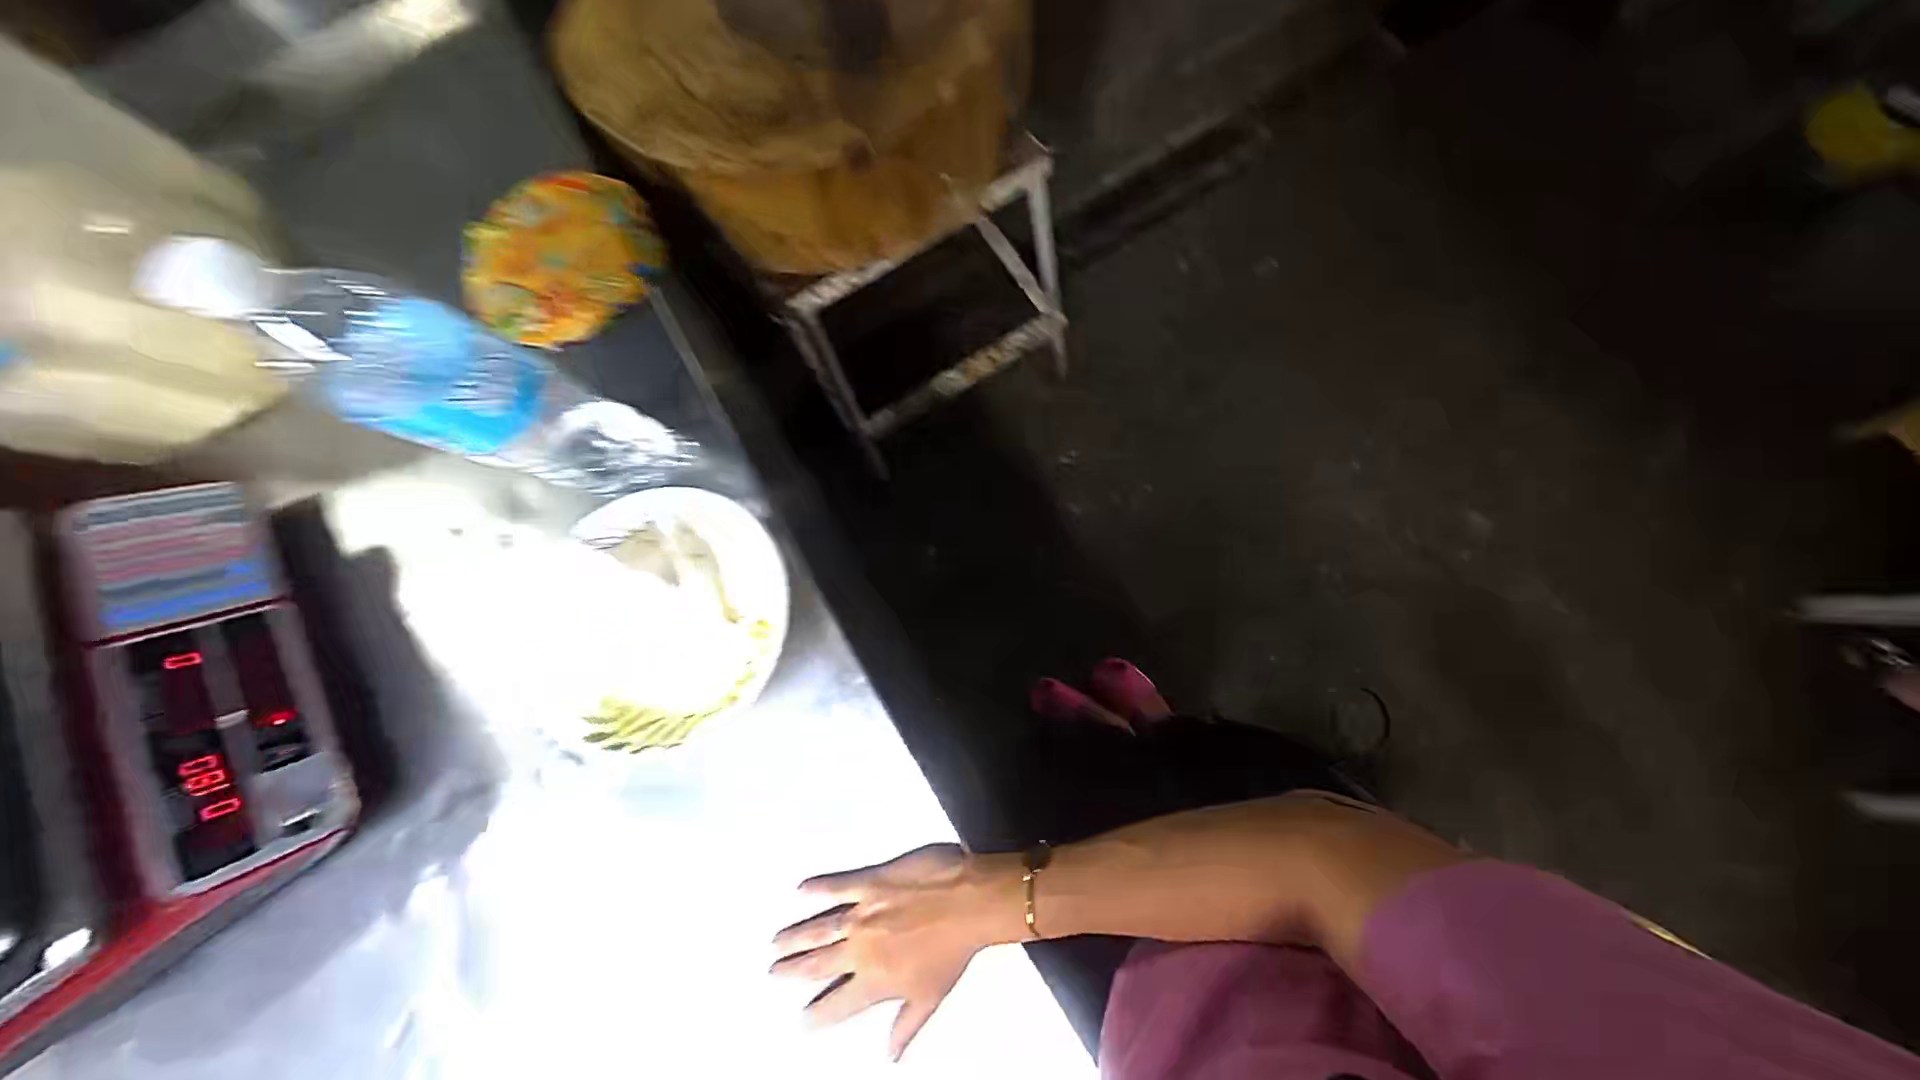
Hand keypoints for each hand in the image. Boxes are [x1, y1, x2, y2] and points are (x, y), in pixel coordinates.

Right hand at [771, 844, 1019, 1060]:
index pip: (837, 1003)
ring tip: (777, 942)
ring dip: (796, 936)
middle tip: (774, 971)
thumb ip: (906, 1025)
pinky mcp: (871, 881)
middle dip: (793, 970)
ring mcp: (863, 912)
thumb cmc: (955, 948)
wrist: (969, 902)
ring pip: (819, 927)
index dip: (817, 1013)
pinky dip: (817, 888)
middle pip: (818, 963)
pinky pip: (837, 885)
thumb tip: (892, 1054)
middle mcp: (862, 948)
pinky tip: (801, 890)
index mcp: (876, 981)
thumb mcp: (932, 996)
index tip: (802, 1018)